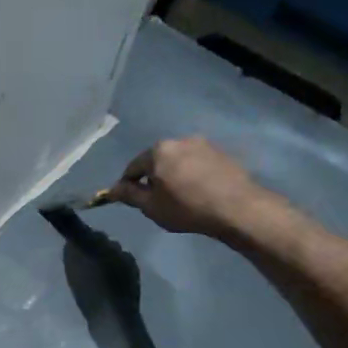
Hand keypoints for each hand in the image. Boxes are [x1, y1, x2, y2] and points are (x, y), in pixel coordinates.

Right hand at [103, 136, 276, 239]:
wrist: (235, 206)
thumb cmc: (186, 208)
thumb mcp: (151, 206)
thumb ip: (130, 195)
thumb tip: (113, 188)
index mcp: (158, 151)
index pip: (133, 167)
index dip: (127, 184)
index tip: (129, 199)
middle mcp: (179, 140)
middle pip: (157, 160)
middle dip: (153, 177)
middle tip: (156, 199)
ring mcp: (202, 143)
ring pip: (178, 160)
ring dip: (174, 174)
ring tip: (179, 195)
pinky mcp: (220, 152)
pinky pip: (196, 162)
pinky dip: (191, 173)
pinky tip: (197, 191)